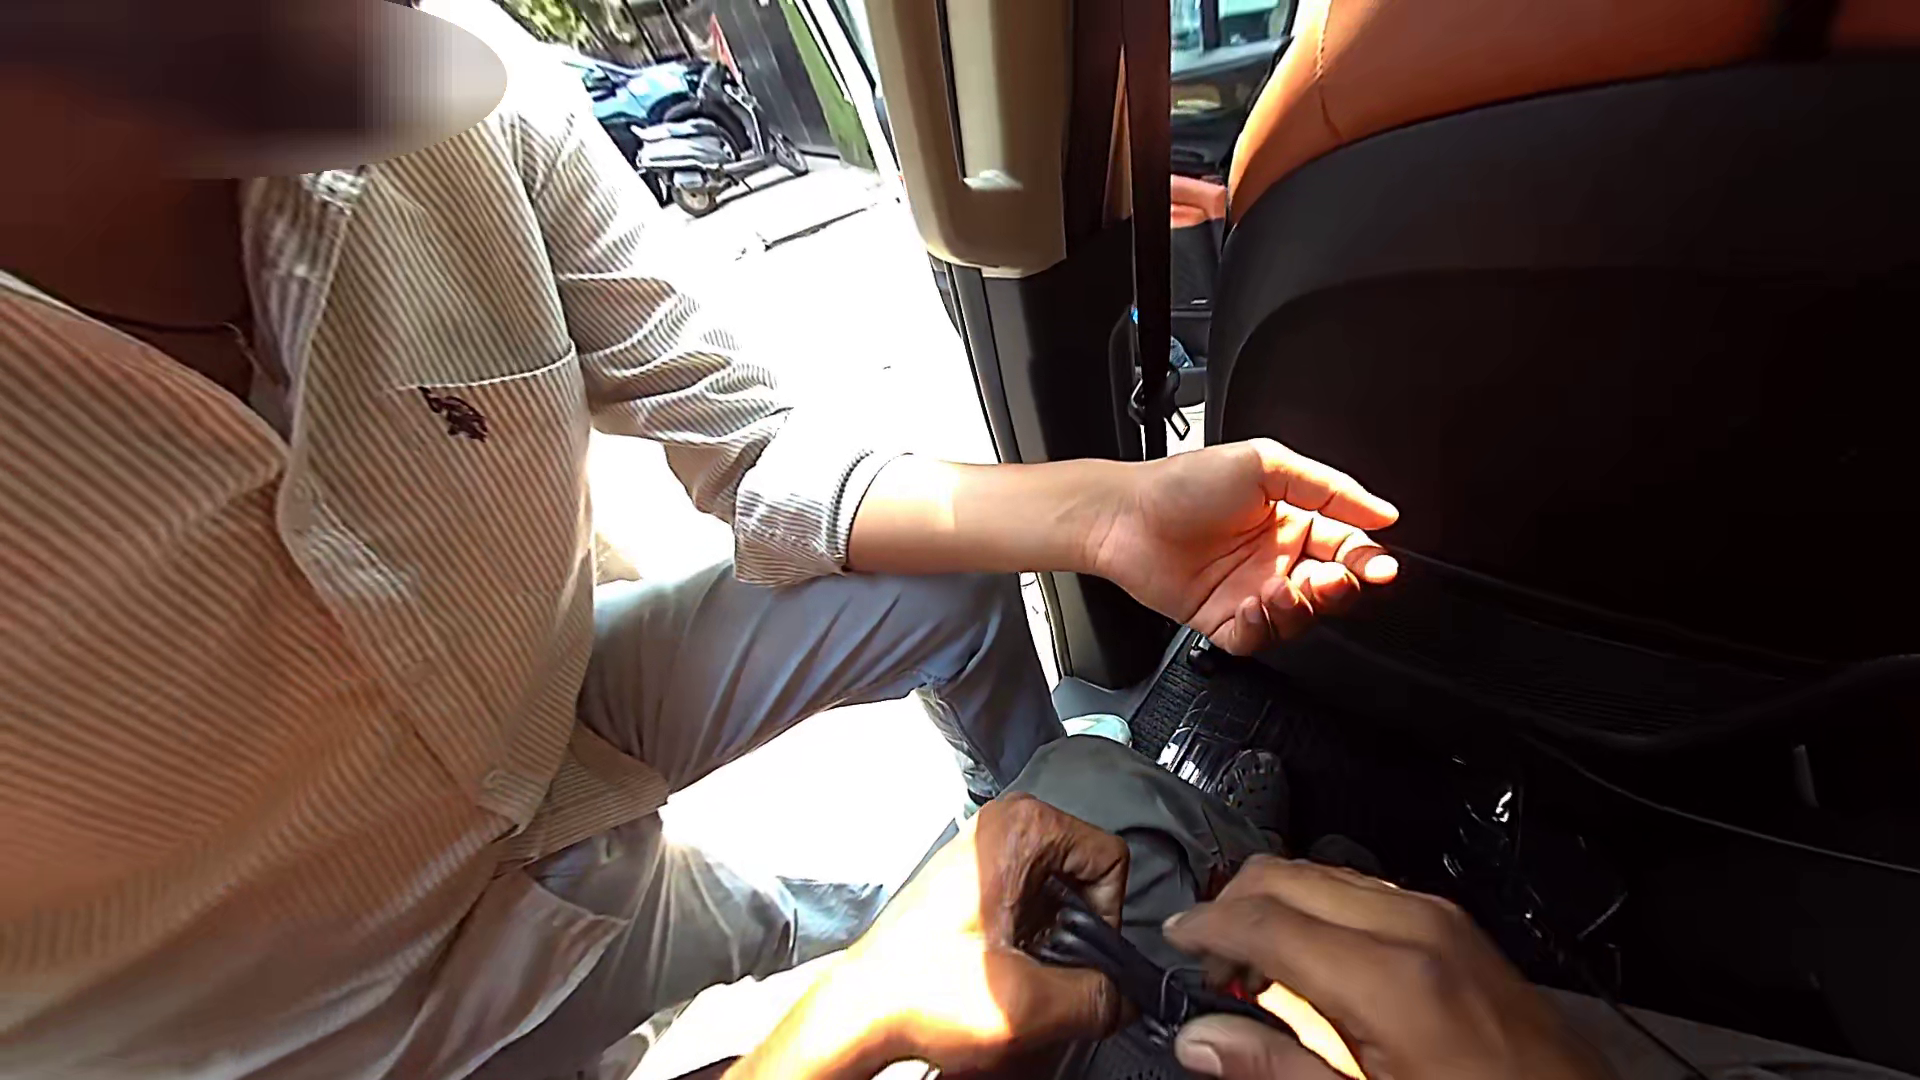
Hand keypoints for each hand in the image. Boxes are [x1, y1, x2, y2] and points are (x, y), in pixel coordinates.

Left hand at [728, 794, 1128, 1078]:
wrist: (866, 1002)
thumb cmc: (921, 986)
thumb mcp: (1025, 1004)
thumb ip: (1096, 998)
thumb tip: (1126, 993)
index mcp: (1021, 827)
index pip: (1109, 857)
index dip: (1107, 914)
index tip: (1080, 952)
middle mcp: (1006, 821)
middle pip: (1085, 870)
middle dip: (1077, 927)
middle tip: (1043, 964)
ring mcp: (991, 841)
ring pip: (1062, 885)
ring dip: (1054, 933)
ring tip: (1017, 965)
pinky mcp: (980, 866)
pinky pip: (1035, 891)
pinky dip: (1033, 929)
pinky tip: (1004, 958)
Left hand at [1088, 439, 1399, 654]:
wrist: (1125, 516)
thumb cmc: (1181, 483)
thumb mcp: (1262, 464)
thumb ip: (1326, 487)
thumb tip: (1382, 512)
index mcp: (1289, 520)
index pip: (1347, 547)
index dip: (1368, 560)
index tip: (1379, 566)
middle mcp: (1272, 558)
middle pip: (1331, 590)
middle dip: (1340, 590)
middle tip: (1327, 578)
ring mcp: (1247, 590)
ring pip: (1299, 619)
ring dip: (1301, 610)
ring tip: (1280, 589)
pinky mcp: (1220, 617)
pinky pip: (1257, 638)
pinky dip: (1264, 630)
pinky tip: (1253, 606)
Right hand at [1161, 857, 1615, 1079]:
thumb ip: (1278, 1072)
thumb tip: (1200, 1039)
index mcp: (1394, 982)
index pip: (1262, 919)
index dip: (1205, 926)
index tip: (1175, 938)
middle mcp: (1413, 927)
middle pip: (1279, 875)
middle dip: (1229, 906)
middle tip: (1211, 961)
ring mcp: (1437, 917)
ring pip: (1312, 870)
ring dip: (1268, 902)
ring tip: (1256, 962)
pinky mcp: (1451, 923)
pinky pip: (1351, 885)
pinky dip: (1309, 904)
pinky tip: (1308, 953)